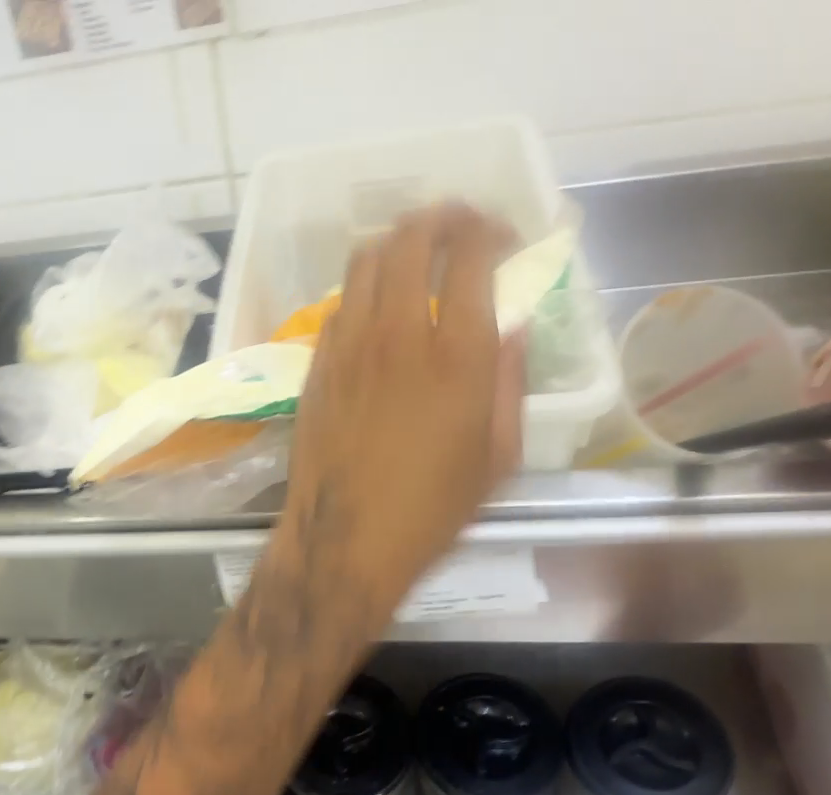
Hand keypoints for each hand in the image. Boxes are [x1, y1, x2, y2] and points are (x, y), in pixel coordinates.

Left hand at [281, 203, 524, 622]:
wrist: (347, 540)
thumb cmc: (433, 509)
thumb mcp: (498, 455)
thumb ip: (508, 381)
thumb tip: (513, 326)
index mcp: (456, 354)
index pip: (471, 255)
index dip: (489, 230)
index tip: (502, 237)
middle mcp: (399, 333)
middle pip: (412, 240)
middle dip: (441, 218)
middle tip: (459, 224)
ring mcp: (349, 346)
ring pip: (366, 262)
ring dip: (396, 242)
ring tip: (415, 251)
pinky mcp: (317, 365)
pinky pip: (341, 304)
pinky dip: (364, 288)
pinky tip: (376, 306)